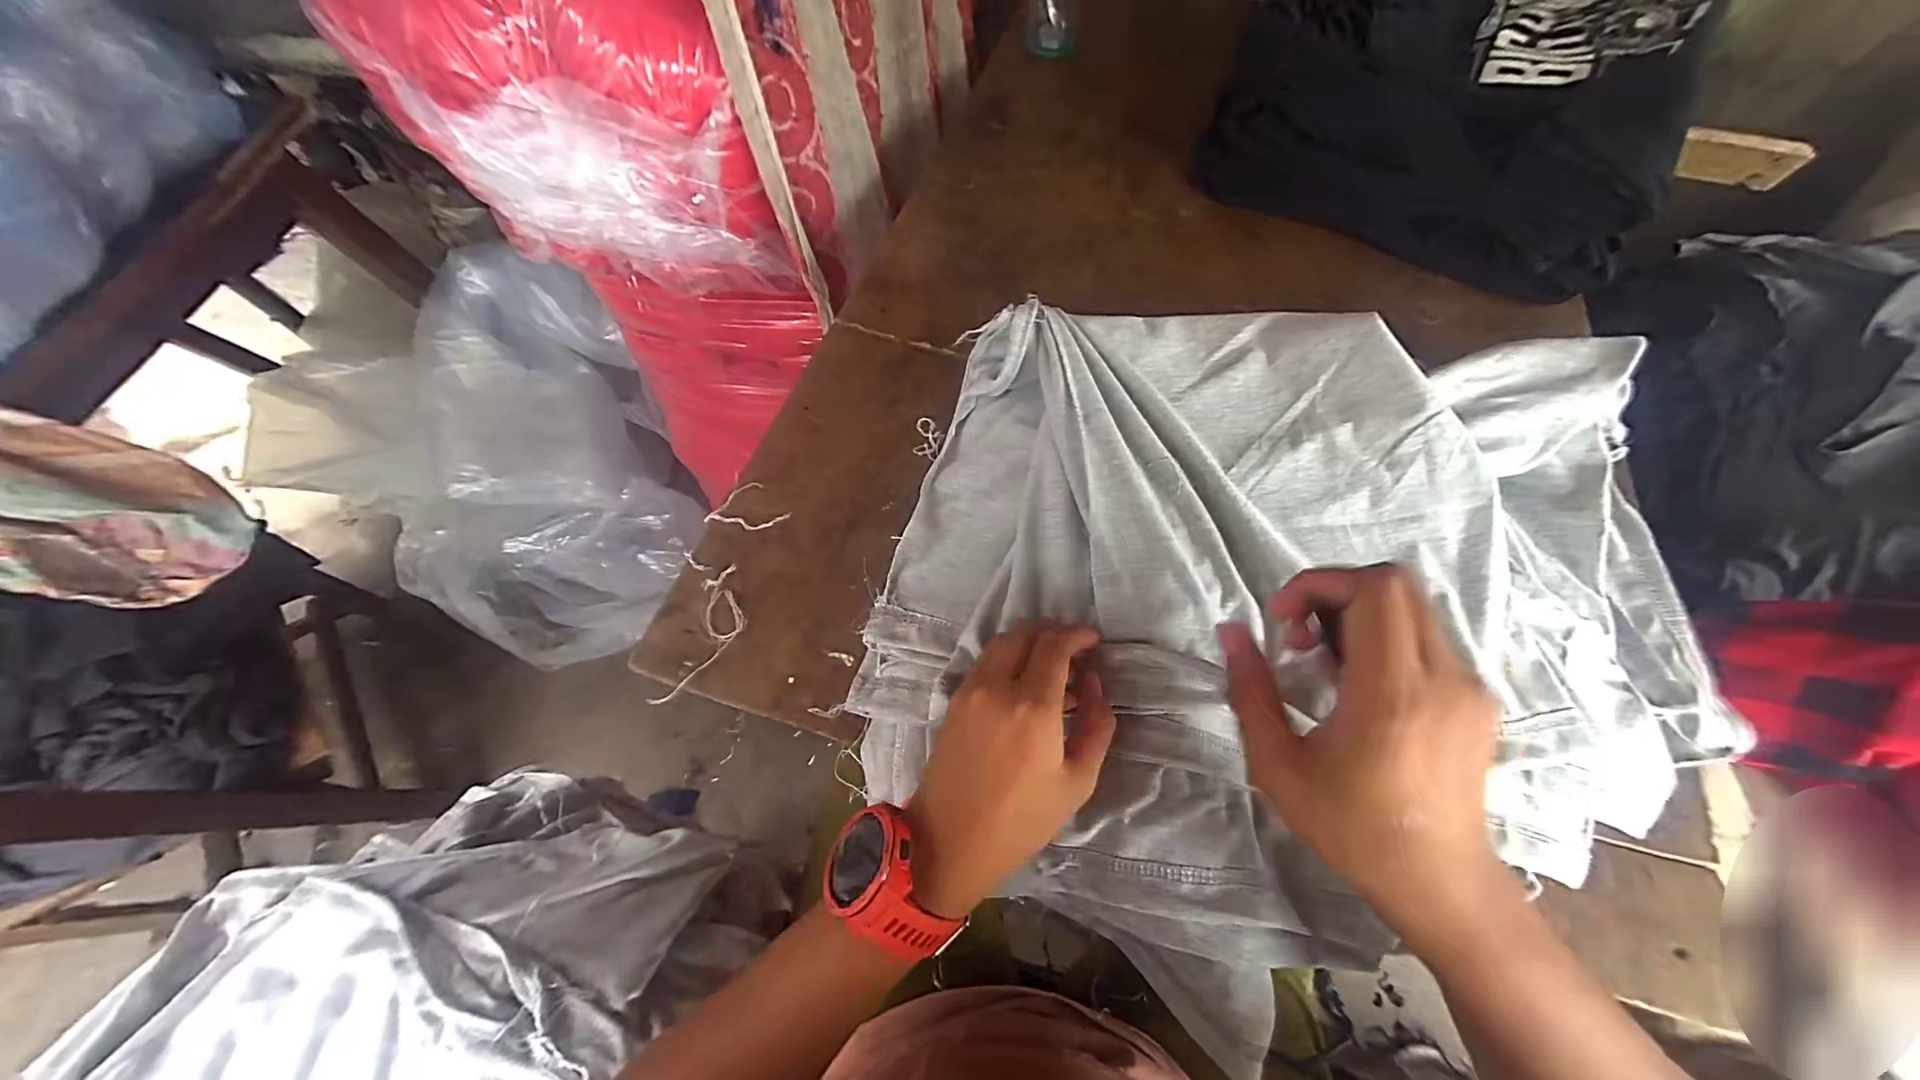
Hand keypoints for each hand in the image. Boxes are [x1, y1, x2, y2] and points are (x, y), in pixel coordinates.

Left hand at [905, 623, 1117, 918]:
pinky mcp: (954, 700)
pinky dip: (1009, 657)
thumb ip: (1097, 726)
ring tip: (1054, 665)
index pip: (1054, 645)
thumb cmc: (1022, 820)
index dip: (1078, 635)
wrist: (950, 840)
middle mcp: (997, 687)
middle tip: (1078, 650)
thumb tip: (1095, 685)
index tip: (1095, 641)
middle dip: (1055, 632)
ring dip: (1030, 641)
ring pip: (1001, 642)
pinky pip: (985, 661)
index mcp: (1032, 707)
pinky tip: (1026, 682)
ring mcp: (970, 690)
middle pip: (1025, 634)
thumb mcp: (1077, 781)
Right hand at [1219, 565, 1506, 939]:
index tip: (1282, 620)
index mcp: (1394, 691)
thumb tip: (1230, 631)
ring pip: (1412, 606)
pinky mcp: (1477, 699)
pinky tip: (1357, 684)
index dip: (1318, 583)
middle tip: (1298, 635)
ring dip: (1357, 613)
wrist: (1439, 881)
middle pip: (1395, 583)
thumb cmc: (1351, 826)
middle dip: (1334, 592)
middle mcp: (1443, 676)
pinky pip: (1426, 637)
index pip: (1373, 588)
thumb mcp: (1278, 764)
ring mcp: (1469, 687)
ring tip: (1323, 661)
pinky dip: (1383, 637)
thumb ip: (1250, 690)